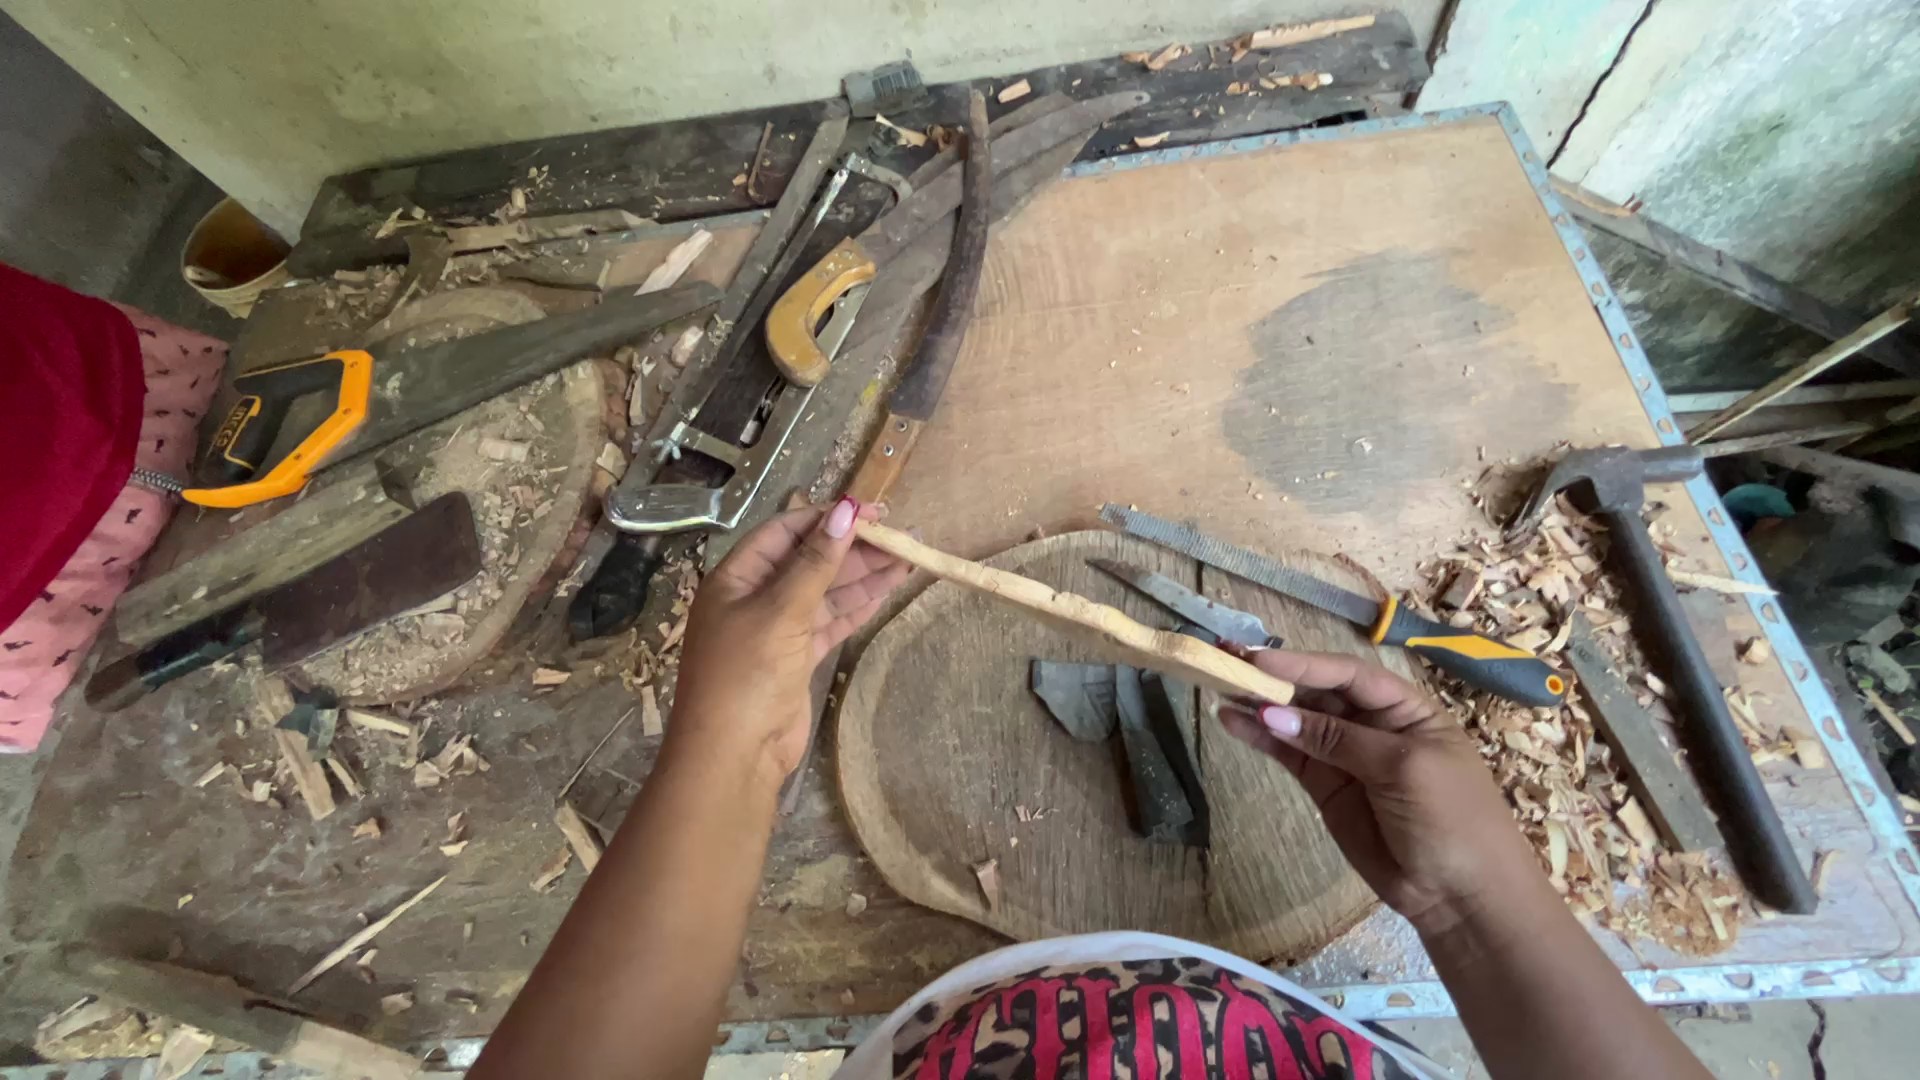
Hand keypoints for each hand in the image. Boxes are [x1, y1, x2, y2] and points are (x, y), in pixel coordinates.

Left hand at [669, 498, 910, 774]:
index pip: (787, 532)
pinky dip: (857, 607)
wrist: (734, 755)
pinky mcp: (797, 657)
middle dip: (855, 549)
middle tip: (902, 537)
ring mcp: (777, 629)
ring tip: (907, 559)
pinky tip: (886, 591)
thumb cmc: (746, 674)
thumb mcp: (780, 611)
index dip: (828, 519)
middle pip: (811, 561)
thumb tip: (844, 514)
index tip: (872, 513)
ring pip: (826, 592)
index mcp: (736, 577)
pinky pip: (830, 622)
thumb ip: (815, 563)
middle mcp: (755, 597)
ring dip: (864, 577)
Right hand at [1217, 650, 1548, 934]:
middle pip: (1315, 691)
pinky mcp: (1323, 785)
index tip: (1258, 659)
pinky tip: (1229, 720)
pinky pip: (1286, 752)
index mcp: (1404, 709)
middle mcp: (1371, 724)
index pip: (1348, 674)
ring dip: (1258, 703)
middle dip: (1272, 676)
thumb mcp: (1402, 768)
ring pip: (1294, 719)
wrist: (1463, 899)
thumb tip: (1271, 713)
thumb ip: (1336, 738)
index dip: (1303, 664)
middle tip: (1226, 659)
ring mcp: (1344, 755)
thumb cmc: (1452, 821)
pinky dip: (1258, 737)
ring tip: (1217, 686)